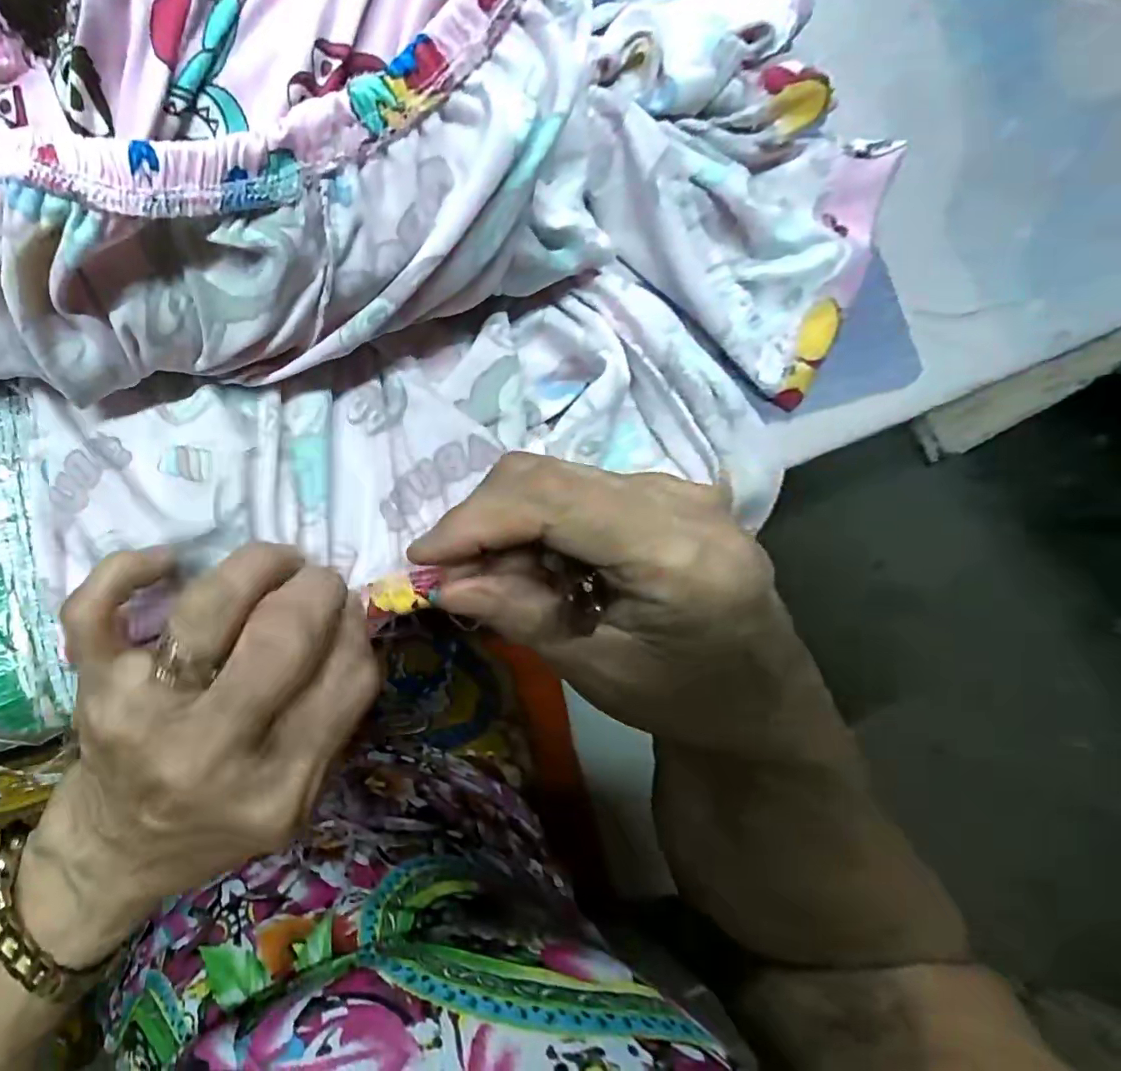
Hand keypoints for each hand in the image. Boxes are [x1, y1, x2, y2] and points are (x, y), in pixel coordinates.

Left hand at [16, 544, 381, 968]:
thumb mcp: (292, 800)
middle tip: (314, 578)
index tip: (345, 607)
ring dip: (252, 566)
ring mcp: (140, 713)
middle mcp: (207, 751)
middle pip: (277, 638)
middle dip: (312, 588)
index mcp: (274, 789)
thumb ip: (328, 720)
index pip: (342, 682)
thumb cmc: (213, 823)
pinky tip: (168, 561)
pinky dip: (127, 569)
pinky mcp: (92, 686)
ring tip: (271, 561)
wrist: (118, 846)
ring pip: (203, 610)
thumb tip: (349, 618)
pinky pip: (95, 609)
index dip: (352, 627)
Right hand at [409, 453, 835, 759]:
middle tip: (451, 572)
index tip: (421, 558)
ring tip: (494, 578)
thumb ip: (517, 615)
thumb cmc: (679, 697)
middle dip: (477, 520)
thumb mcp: (590, 668)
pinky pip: (565, 488)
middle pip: (540, 475)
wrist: (757, 702)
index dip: (473, 522)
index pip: (550, 502)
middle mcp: (679, 502)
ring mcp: (671, 489)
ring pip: (546, 476)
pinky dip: (525, 523)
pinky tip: (529, 566)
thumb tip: (441, 584)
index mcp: (676, 552)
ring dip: (499, 523)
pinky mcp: (656, 493)